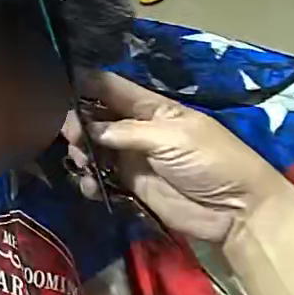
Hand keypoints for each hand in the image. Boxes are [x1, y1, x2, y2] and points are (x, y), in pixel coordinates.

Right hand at [62, 72, 291, 243]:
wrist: (236, 211)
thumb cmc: (211, 161)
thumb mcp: (172, 137)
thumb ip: (128, 132)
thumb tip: (90, 129)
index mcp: (152, 107)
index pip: (112, 87)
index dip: (86, 83)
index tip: (57, 86)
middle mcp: (138, 128)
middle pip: (98, 117)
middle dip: (78, 122)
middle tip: (70, 135)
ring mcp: (134, 158)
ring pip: (95, 148)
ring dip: (82, 152)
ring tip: (82, 162)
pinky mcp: (133, 186)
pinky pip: (102, 178)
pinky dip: (91, 180)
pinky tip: (90, 185)